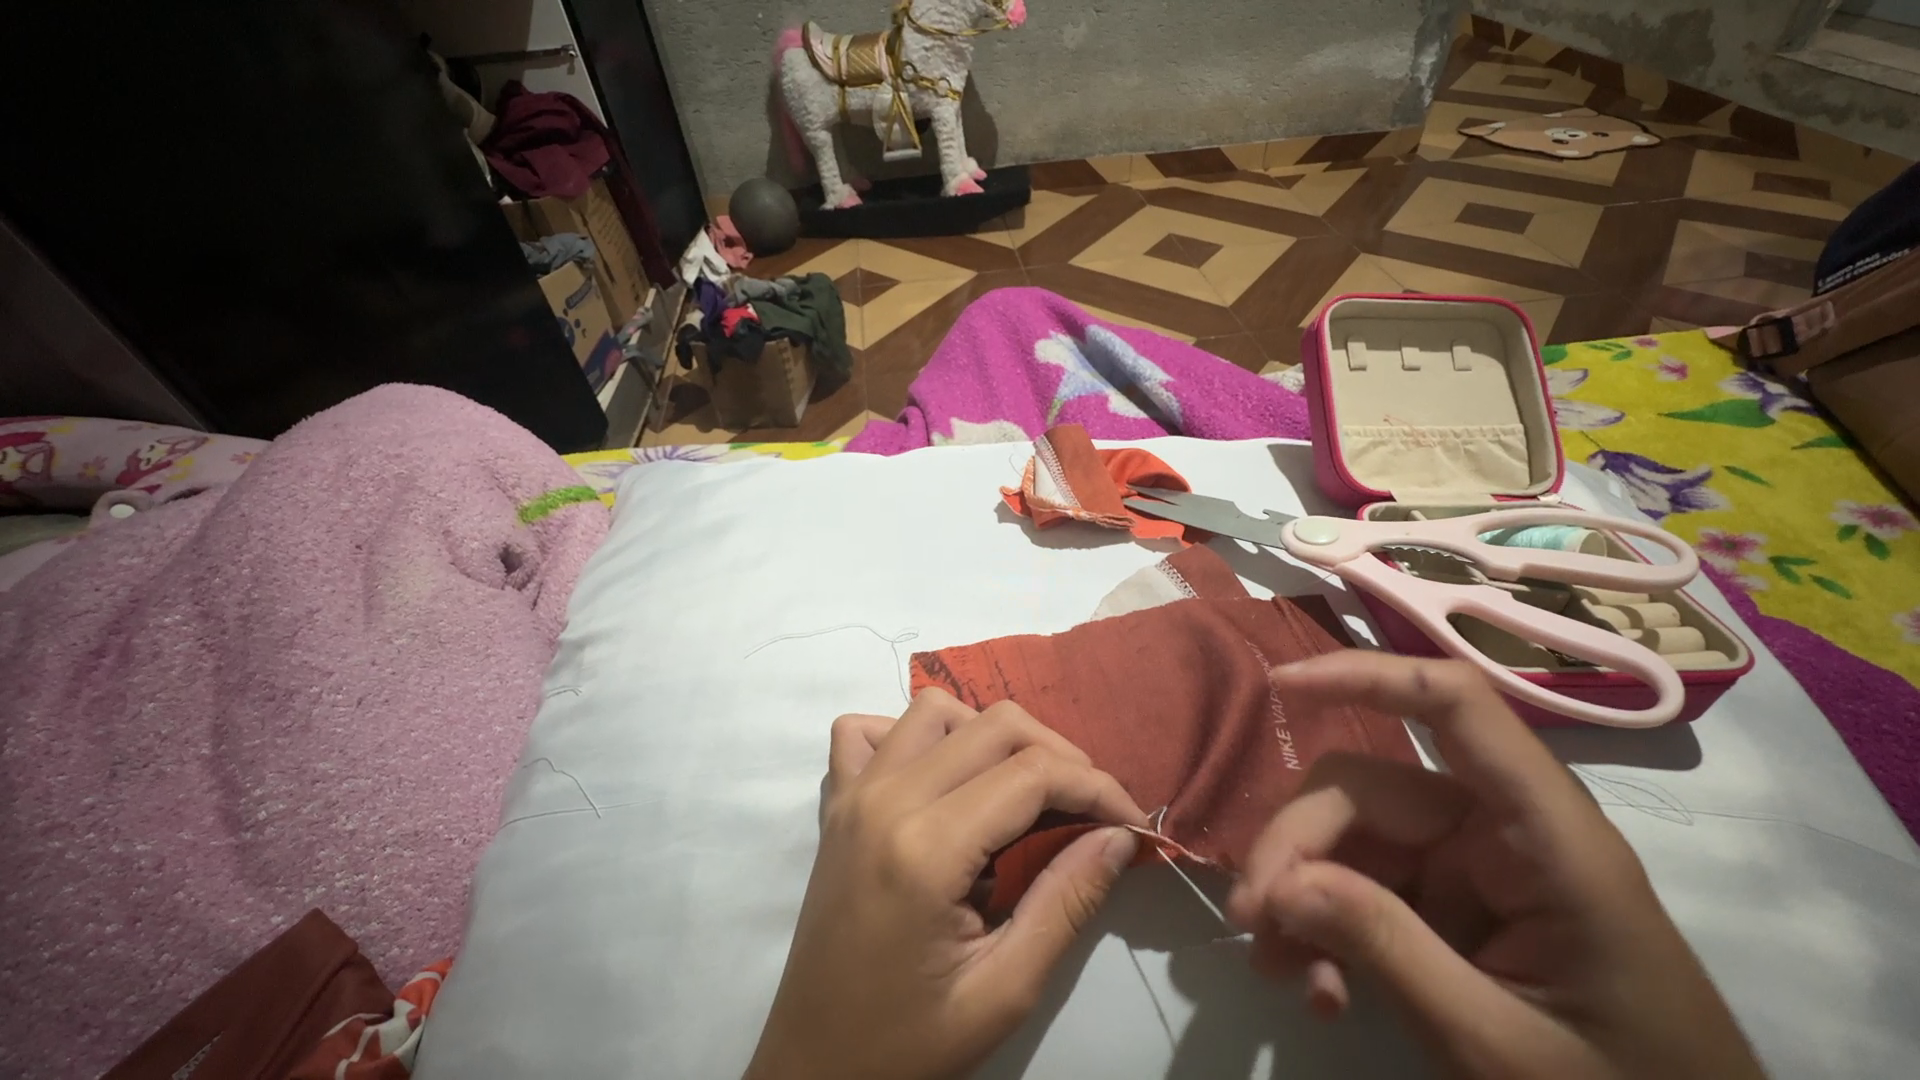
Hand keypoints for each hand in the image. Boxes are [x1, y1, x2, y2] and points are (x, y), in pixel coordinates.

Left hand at [746, 689, 1146, 1079]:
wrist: (814, 1064)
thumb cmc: (909, 1041)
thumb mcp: (1003, 991)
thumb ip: (1066, 903)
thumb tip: (1120, 835)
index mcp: (926, 848)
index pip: (1032, 774)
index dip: (1096, 787)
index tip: (1131, 822)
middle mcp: (885, 799)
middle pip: (993, 725)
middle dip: (1060, 755)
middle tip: (1091, 809)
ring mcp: (852, 794)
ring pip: (935, 710)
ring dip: (992, 734)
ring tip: (1024, 787)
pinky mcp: (835, 803)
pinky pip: (868, 731)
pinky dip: (912, 735)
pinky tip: (940, 775)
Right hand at [1228, 651, 1763, 1078]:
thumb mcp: (1497, 1042)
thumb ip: (1388, 950)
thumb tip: (1282, 882)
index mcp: (1547, 837)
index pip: (1458, 707)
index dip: (1367, 675)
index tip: (1280, 685)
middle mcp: (1499, 831)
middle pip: (1368, 790)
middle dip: (1297, 846)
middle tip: (1251, 919)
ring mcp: (1468, 868)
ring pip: (1350, 840)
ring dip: (1300, 896)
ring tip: (1277, 969)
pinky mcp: (1447, 906)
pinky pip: (1360, 890)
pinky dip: (1326, 931)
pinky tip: (1319, 990)